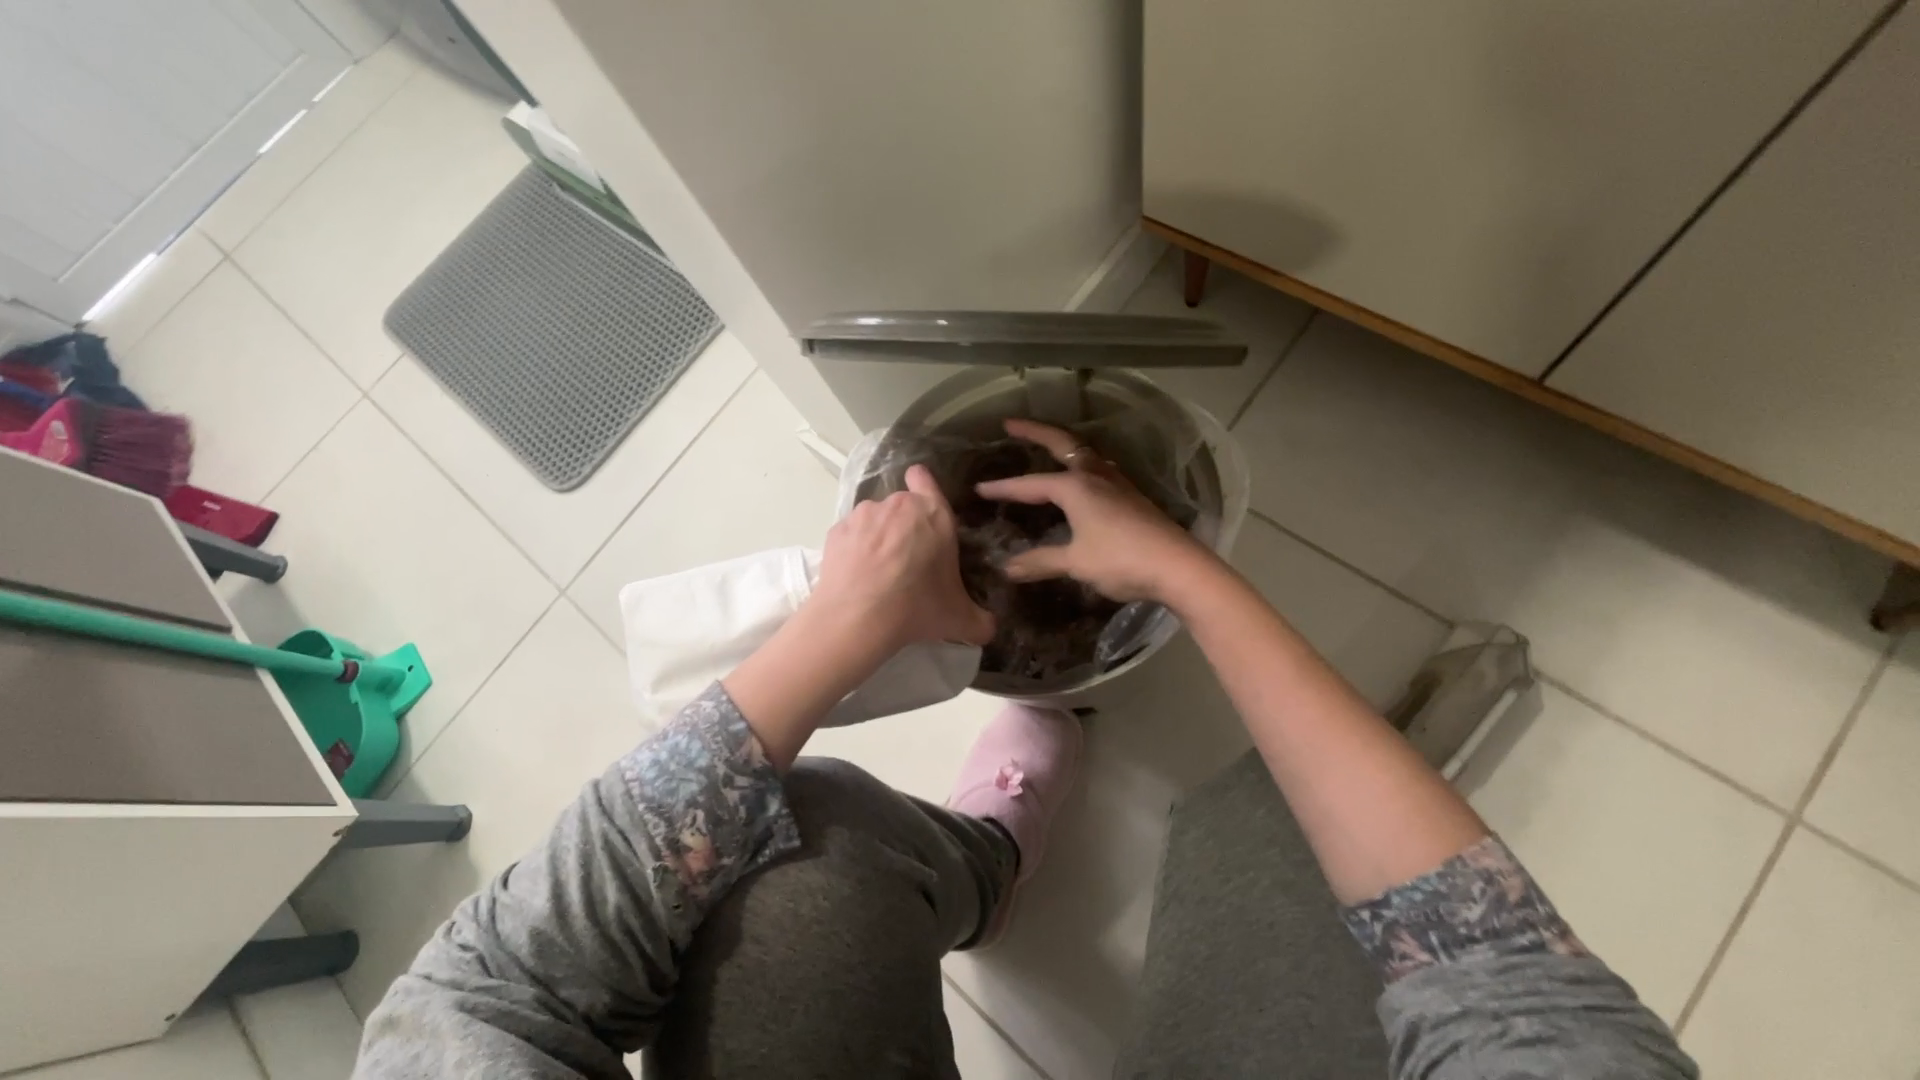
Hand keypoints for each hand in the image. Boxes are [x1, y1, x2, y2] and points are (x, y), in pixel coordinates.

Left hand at [809, 463, 995, 651]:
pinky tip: (857, 575)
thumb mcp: (960, 620)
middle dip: (904, 525)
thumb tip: (990, 628)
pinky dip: (854, 549)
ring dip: (878, 536)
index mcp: (934, 515)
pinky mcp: (836, 531)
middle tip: (908, 561)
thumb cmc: (917, 608)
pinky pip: (850, 534)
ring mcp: (864, 515)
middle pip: (902, 506)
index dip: (923, 487)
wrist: (857, 619)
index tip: (924, 509)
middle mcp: (898, 505)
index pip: (925, 478)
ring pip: (874, 518)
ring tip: (878, 570)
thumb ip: (981, 620)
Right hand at [974, 418, 1216, 603]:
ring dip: (1063, 446)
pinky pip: (1099, 470)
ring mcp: (1117, 484)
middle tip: (1011, 424)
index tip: (978, 488)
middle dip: (1034, 432)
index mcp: (1076, 487)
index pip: (1030, 484)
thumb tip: (1007, 567)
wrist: (1178, 567)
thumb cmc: (1121, 559)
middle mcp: (1096, 476)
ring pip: (1085, 454)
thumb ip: (1040, 562)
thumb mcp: (1076, 562)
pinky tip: (1082, 479)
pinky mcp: (1131, 497)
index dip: (1003, 488)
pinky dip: (1081, 466)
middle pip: (1062, 444)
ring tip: (1047, 447)